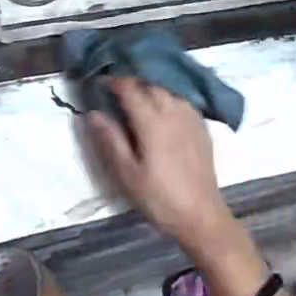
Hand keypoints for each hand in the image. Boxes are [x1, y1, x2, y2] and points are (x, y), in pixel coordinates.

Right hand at [84, 76, 235, 253]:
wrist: (201, 215)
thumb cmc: (159, 197)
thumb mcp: (127, 173)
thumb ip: (110, 139)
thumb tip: (93, 113)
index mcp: (151, 121)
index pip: (130, 89)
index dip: (114, 81)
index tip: (100, 82)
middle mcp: (173, 111)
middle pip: (150, 85)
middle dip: (132, 83)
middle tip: (117, 91)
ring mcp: (191, 117)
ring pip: (168, 90)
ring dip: (151, 89)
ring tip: (138, 99)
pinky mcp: (202, 125)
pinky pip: (182, 101)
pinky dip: (168, 98)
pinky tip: (163, 110)